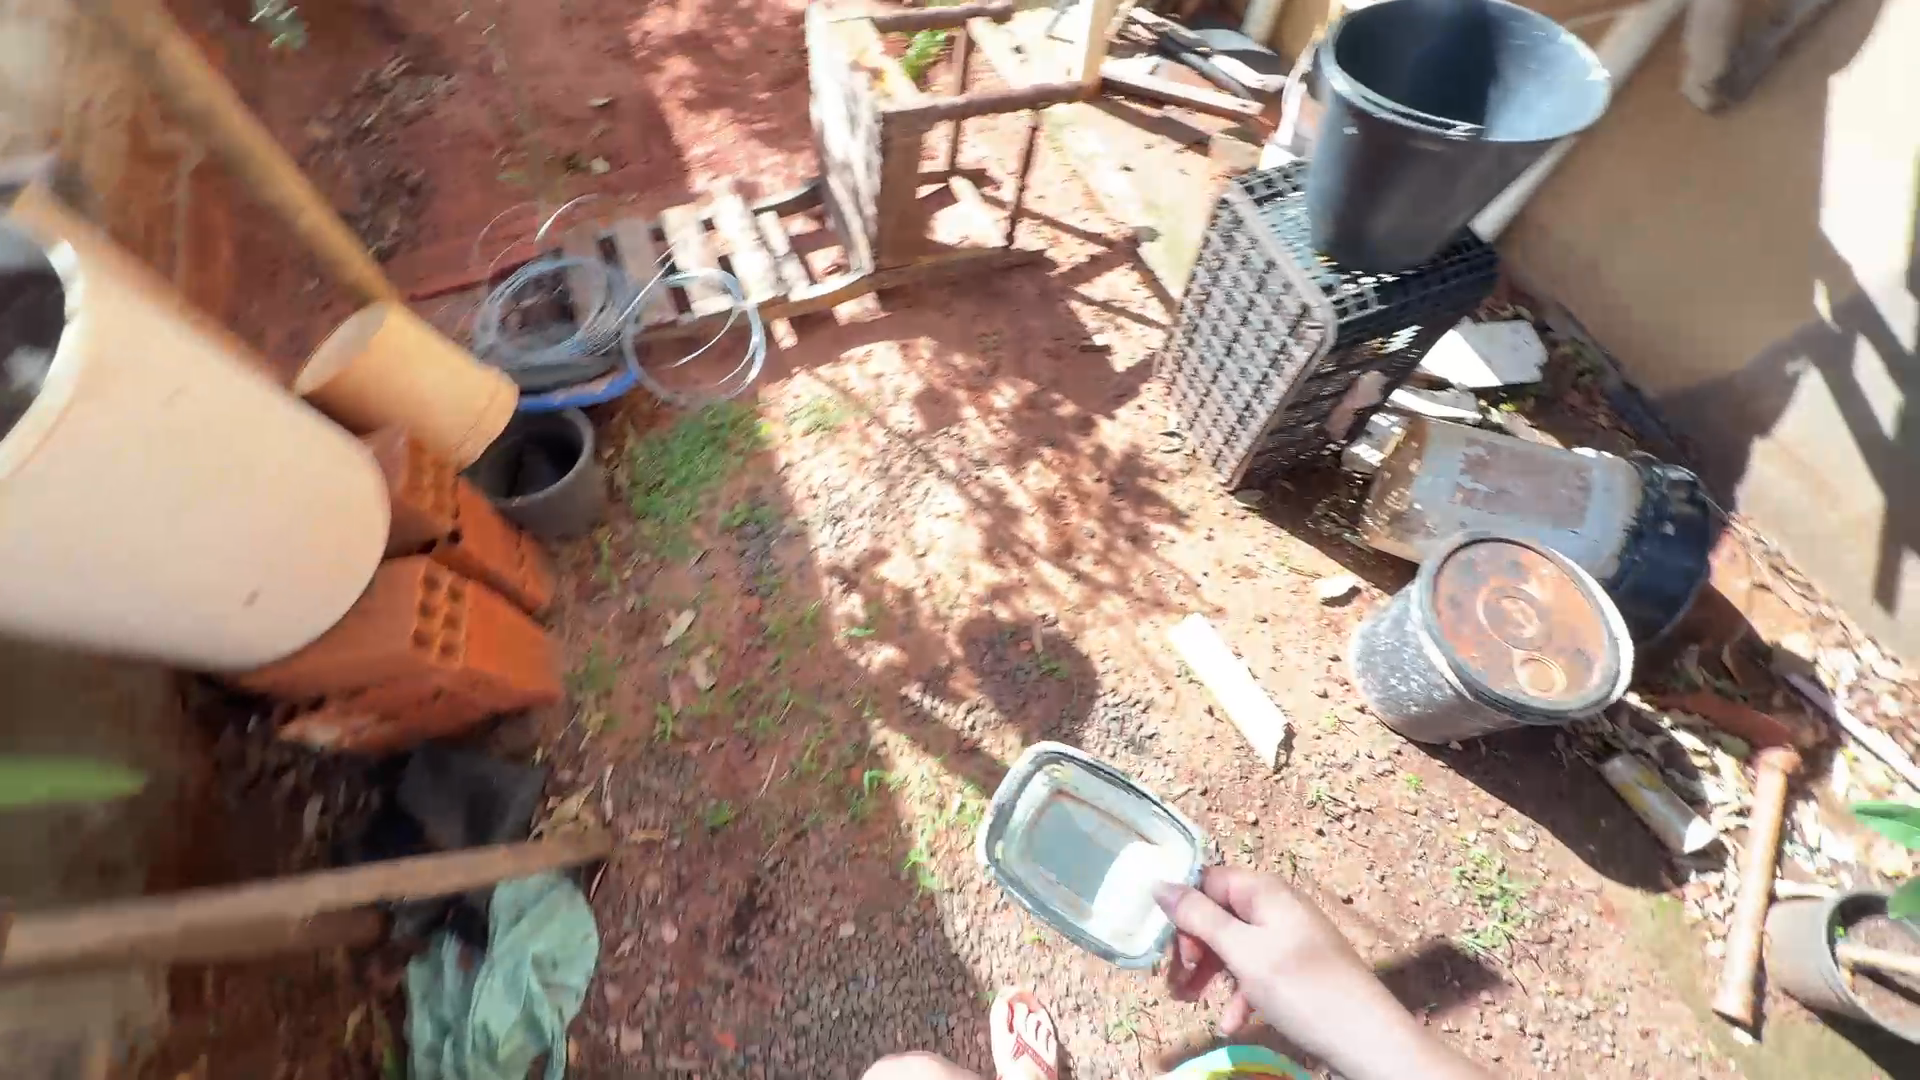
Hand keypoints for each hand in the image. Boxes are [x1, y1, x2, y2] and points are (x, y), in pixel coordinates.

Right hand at [1152, 868, 1489, 1079]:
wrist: (1375, 1045)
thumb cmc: (1304, 990)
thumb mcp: (1243, 952)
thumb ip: (1199, 916)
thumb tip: (1158, 883)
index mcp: (1262, 889)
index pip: (1206, 881)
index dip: (1183, 910)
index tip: (1170, 947)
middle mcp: (1275, 905)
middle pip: (1218, 913)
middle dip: (1194, 947)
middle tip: (1178, 980)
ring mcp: (1289, 936)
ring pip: (1234, 944)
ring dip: (1210, 973)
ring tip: (1191, 1002)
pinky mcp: (1298, 967)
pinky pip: (1256, 967)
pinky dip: (1240, 991)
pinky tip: (1232, 1023)